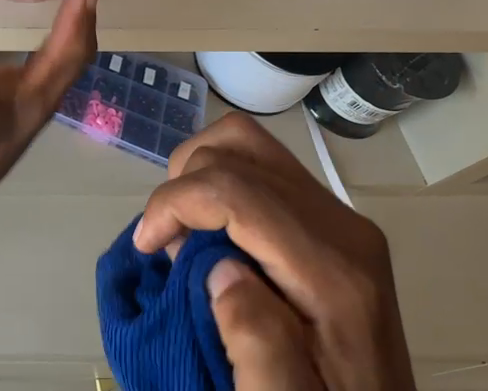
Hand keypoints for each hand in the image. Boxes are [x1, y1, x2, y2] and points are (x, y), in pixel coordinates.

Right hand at [135, 114, 414, 390]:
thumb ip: (259, 344)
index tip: (146, 246)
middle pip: (235, 152)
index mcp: (334, 271)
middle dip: (182, 188)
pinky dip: (216, 178)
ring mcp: (337, 216)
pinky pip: (257, 163)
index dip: (175, 203)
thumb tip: (220, 269)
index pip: (235, 189)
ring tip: (185, 230)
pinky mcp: (327, 217)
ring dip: (196, 175)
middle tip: (169, 246)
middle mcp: (341, 225)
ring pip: (244, 143)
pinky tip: (210, 228)